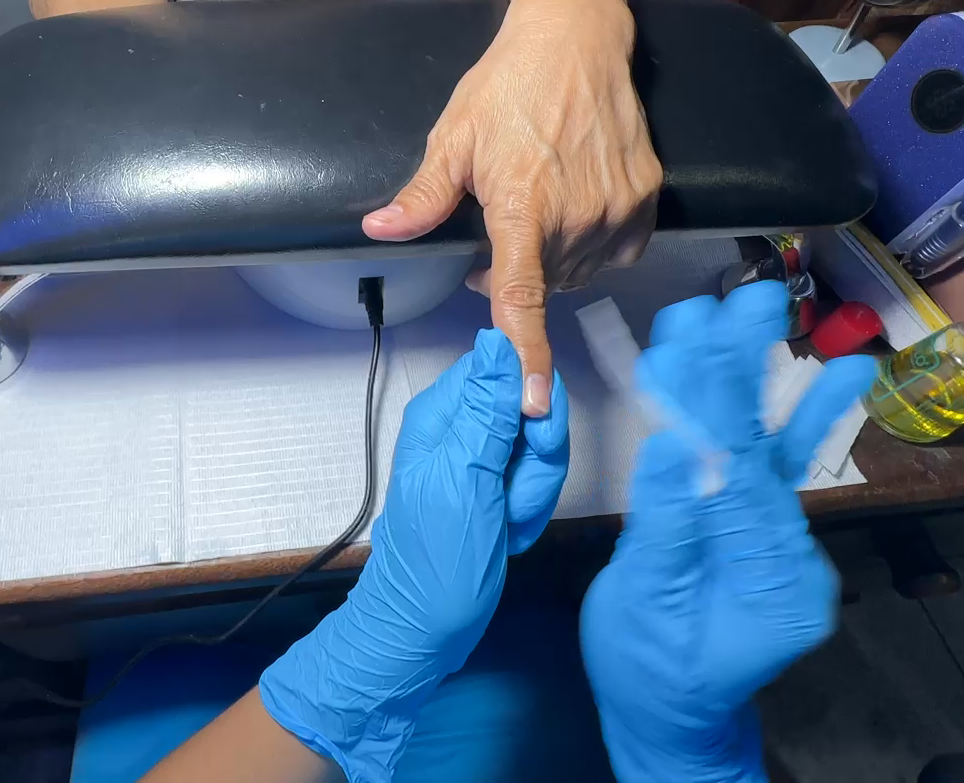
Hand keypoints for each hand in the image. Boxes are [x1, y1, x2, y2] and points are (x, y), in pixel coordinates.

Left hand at [259, 330, 567, 782]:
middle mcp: (462, 427)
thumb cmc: (439, 554)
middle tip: (511, 501)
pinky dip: (530, 511)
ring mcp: (479, 459)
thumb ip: (489, 408)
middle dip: (537, 461)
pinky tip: (507, 535)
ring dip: (533, 492)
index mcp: (445, 412)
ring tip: (505, 524)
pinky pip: (535, 481)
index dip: (534, 405)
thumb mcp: (467, 476)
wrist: (424, 628)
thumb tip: (496, 336)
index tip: (534, 444)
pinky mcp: (495, 487)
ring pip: (539, 449)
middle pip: (532, 411)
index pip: (509, 370)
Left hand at [364, 0, 660, 417]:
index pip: (520, 297)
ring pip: (577, 271)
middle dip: (509, 278)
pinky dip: (588, 248)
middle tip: (492, 238)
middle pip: (541, 285)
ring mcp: (617, 208)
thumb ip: (423, 196)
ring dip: (547, 263)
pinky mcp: (645, 197)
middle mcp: (576, 217)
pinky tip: (570, 218)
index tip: (531, 402)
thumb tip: (380, 232)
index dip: (525, 354)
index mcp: (523, 208)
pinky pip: (616, 251)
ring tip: (529, 219)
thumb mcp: (453, 138)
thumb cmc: (507, 86)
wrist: (577, 40)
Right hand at [579, 282, 876, 782]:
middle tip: (749, 297)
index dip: (708, 402)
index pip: (734, 471)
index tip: (691, 340)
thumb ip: (667, 529)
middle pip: (760, 442)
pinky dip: (796, 412)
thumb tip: (673, 447)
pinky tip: (833, 371)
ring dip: (754, 371)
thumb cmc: (648, 668)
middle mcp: (789, 550)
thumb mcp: (647, 605)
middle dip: (746, 367)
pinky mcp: (759, 525)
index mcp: (768, 578)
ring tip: (760, 308)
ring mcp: (779, 536)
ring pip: (763, 438)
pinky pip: (772, 462)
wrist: (671, 712)